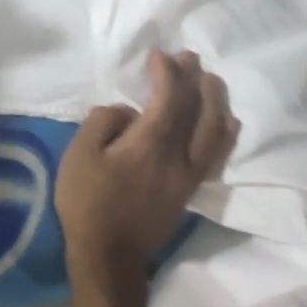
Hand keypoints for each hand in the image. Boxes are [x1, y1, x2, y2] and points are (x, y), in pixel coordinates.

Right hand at [56, 50, 238, 274]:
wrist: (108, 252)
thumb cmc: (87, 199)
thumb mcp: (80, 154)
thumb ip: (103, 123)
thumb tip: (127, 112)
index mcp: (150, 144)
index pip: (169, 99)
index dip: (168, 73)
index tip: (158, 55)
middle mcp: (179, 156)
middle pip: (197, 111)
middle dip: (194, 80)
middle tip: (189, 57)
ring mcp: (189, 175)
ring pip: (215, 132)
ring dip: (216, 102)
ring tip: (212, 81)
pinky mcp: (189, 189)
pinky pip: (217, 154)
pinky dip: (224, 133)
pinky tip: (226, 123)